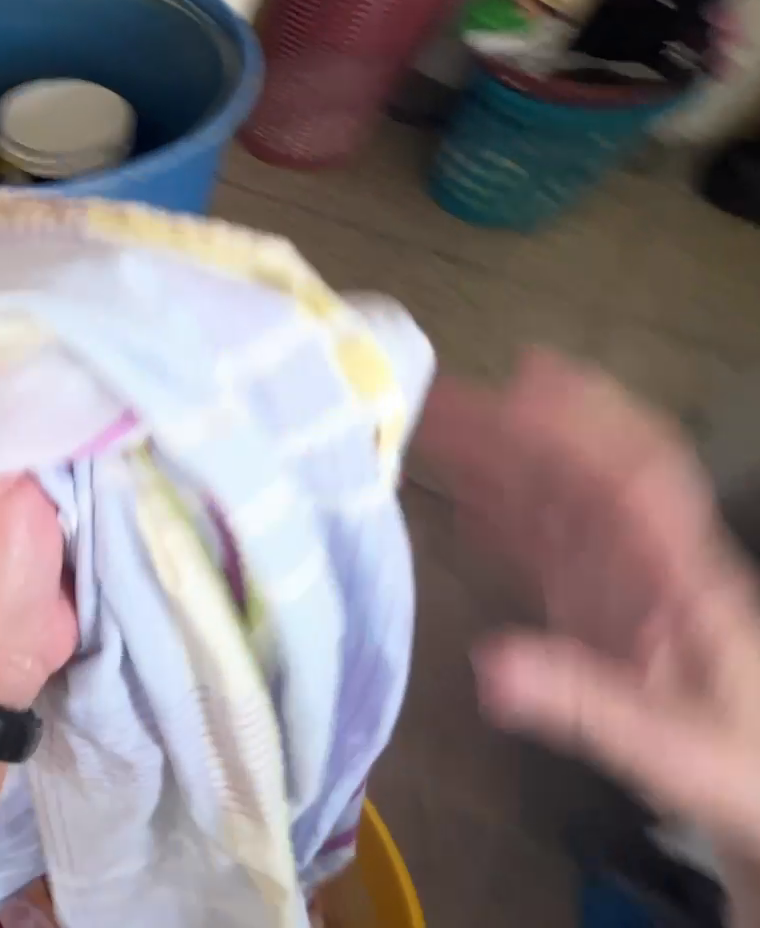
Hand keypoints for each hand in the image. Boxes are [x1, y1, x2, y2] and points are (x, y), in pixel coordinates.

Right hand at [416, 349, 759, 861]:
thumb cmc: (745, 774)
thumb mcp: (679, 754)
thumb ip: (588, 705)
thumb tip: (490, 665)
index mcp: (677, 579)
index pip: (630, 479)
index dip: (580, 424)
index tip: (525, 379)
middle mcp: (643, 561)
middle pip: (577, 472)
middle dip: (512, 427)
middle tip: (436, 395)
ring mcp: (615, 578)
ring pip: (551, 497)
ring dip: (493, 458)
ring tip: (425, 430)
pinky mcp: (592, 601)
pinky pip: (540, 540)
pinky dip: (497, 512)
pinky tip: (457, 501)